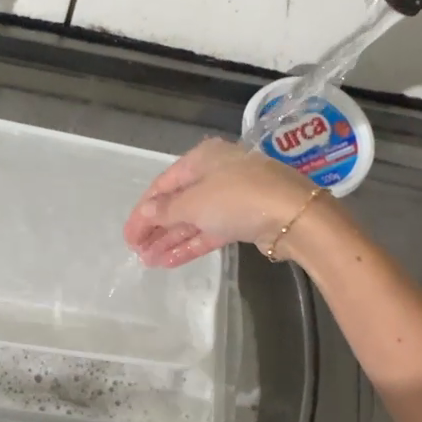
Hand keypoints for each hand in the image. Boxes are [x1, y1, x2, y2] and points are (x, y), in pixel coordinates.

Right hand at [124, 138, 318, 266]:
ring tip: (148, 262)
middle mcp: (215, 174)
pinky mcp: (243, 220)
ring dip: (169, 240)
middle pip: (177, 203)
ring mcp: (231, 198)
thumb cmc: (237, 198)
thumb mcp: (193, 203)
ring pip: (192, 220)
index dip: (141, 212)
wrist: (293, 216)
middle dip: (155, 228)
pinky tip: (169, 262)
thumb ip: (164, 210)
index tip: (128, 236)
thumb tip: (144, 214)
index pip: (162, 185)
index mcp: (201, 159)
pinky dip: (189, 245)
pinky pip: (209, 232)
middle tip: (136, 251)